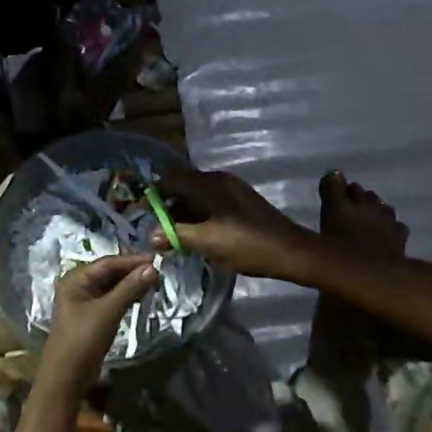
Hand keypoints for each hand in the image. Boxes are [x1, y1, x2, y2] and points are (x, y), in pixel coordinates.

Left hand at [40, 254, 159, 394]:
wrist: (66, 378)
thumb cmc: (82, 340)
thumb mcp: (108, 311)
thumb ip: (130, 288)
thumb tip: (154, 268)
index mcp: (75, 278)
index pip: (108, 262)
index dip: (133, 260)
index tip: (157, 260)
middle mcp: (78, 285)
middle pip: (110, 272)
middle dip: (133, 271)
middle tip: (159, 271)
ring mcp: (85, 301)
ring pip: (112, 286)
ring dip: (132, 283)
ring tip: (155, 282)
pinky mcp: (92, 316)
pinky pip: (112, 299)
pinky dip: (127, 296)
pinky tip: (142, 297)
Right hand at [151, 169, 318, 279]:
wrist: (292, 252)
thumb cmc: (248, 244)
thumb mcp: (207, 241)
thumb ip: (176, 234)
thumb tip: (150, 235)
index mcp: (210, 183)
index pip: (170, 178)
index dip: (152, 194)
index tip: (140, 212)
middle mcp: (220, 180)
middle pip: (183, 186)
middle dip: (166, 206)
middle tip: (154, 229)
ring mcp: (233, 190)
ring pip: (197, 197)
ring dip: (182, 214)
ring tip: (171, 236)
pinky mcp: (241, 203)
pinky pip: (210, 204)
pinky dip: (198, 217)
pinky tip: (194, 236)